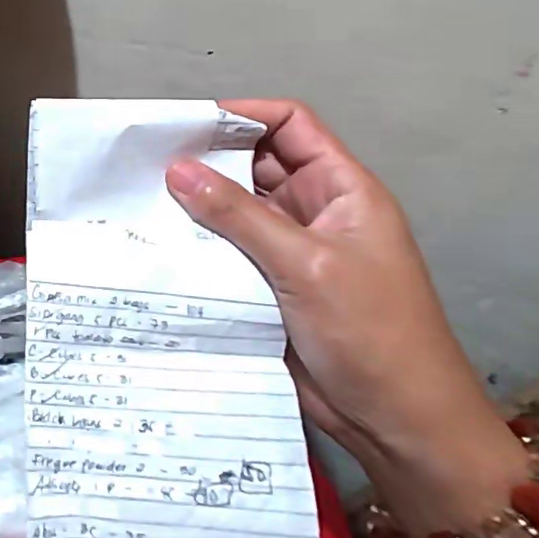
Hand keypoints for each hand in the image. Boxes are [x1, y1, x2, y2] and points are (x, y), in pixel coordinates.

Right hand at [165, 100, 520, 517]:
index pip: (291, 125)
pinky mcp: (266, 283)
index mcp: (341, 189)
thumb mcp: (305, 264)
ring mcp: (288, 248)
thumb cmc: (370, 332)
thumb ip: (238, 215)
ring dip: (197, 203)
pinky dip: (198, 242)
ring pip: (235, 208)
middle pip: (255, 164)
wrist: (397, 423)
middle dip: (208, 159)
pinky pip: (226, 249)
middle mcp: (312, 209)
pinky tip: (159, 241)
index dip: (244, 114)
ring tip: (141, 197)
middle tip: (147, 161)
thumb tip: (176, 168)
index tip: (188, 123)